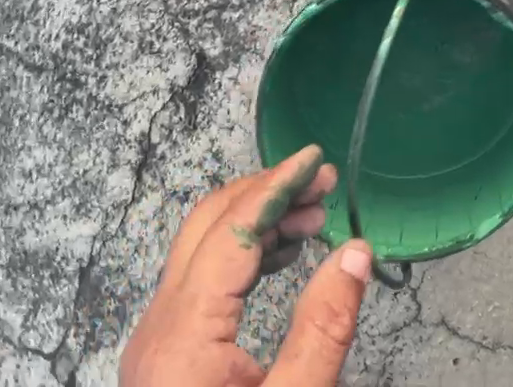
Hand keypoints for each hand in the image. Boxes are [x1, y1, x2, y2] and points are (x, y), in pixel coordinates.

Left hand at [120, 146, 371, 386]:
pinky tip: (285, 254)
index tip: (316, 159)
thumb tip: (354, 251)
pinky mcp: (167, 353)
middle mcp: (160, 325)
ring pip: (203, 246)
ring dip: (258, 218)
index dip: (277, 185)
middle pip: (207, 223)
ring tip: (314, 214)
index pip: (233, 228)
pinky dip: (246, 250)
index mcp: (184, 334)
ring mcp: (158, 339)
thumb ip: (325, 327)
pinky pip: (203, 276)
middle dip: (267, 191)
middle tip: (323, 182)